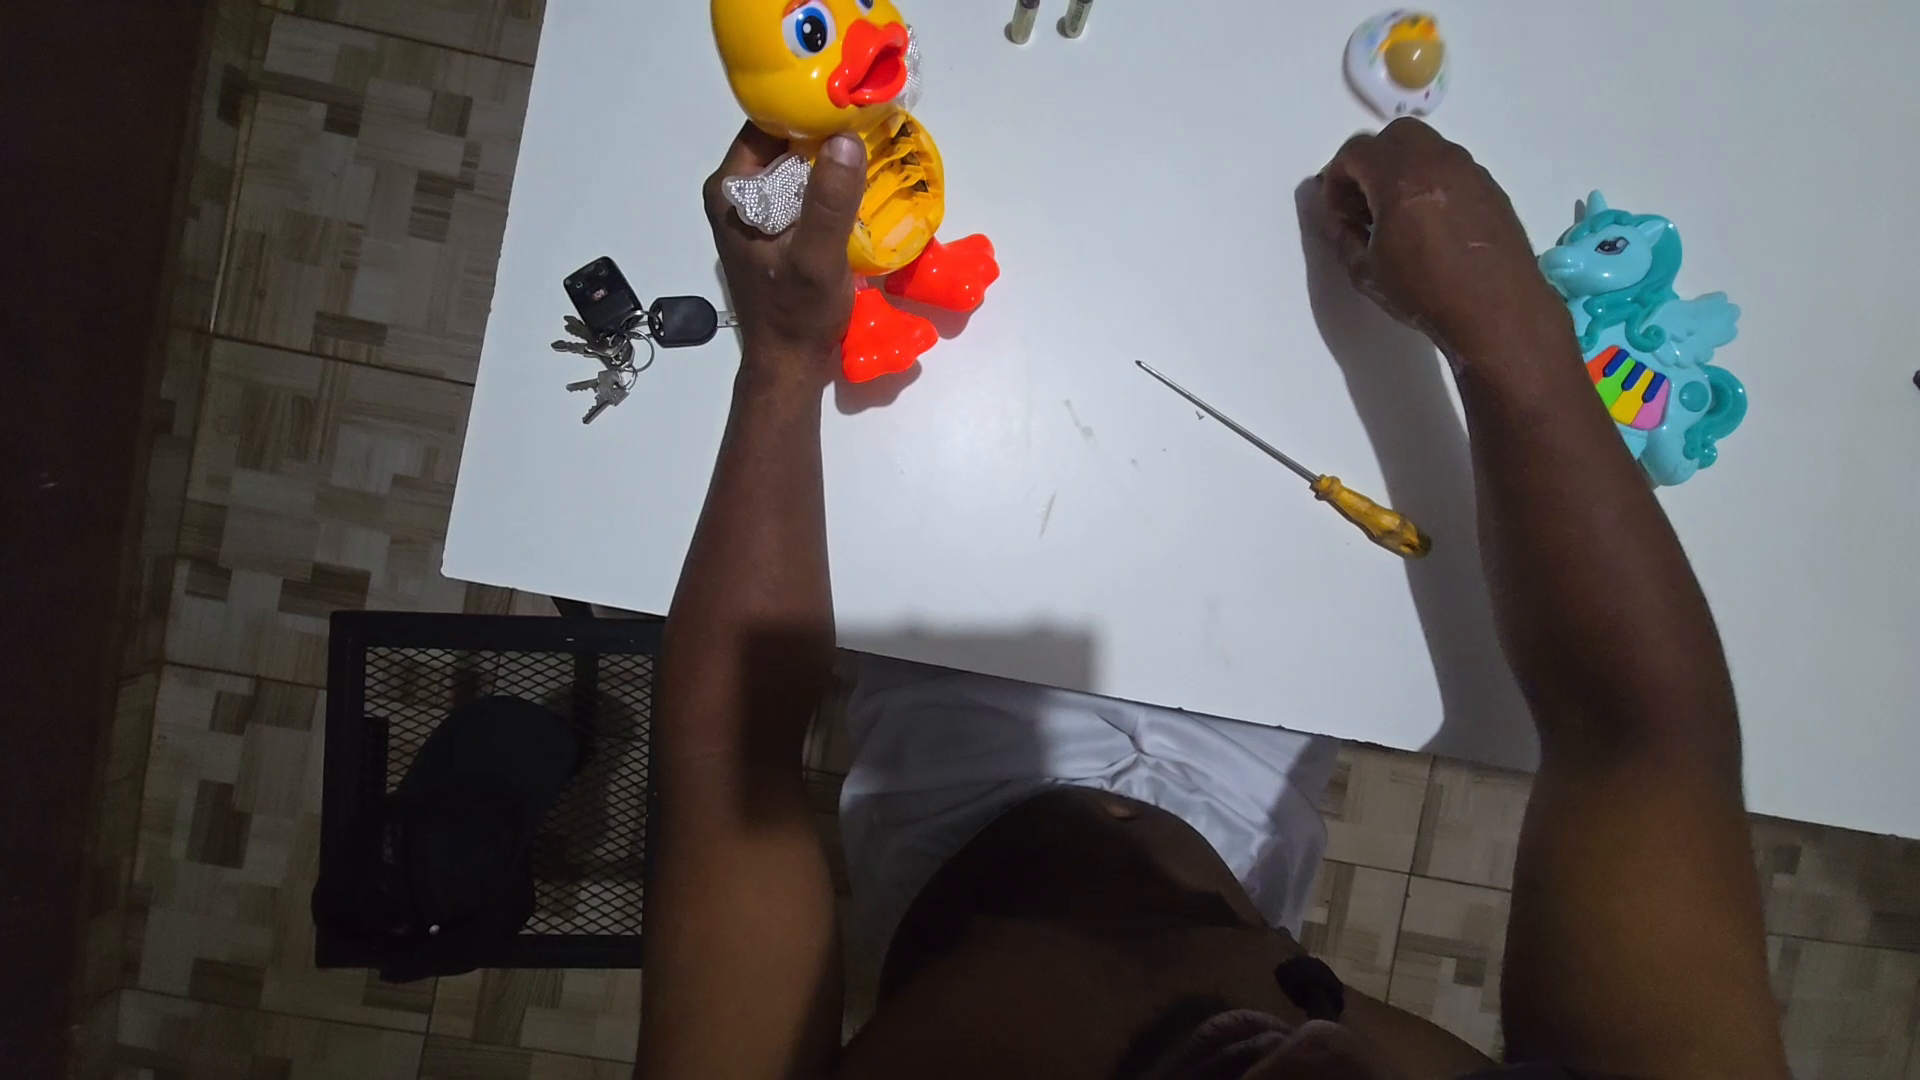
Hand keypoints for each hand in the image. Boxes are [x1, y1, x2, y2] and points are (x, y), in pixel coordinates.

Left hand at [703, 122, 867, 385]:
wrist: (789, 366)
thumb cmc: (796, 315)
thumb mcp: (816, 258)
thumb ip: (830, 202)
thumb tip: (847, 139)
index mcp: (730, 192)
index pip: (767, 126)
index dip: (808, 113)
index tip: (849, 109)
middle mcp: (736, 198)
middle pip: (783, 147)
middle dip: (824, 138)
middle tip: (868, 128)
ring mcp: (755, 218)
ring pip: (795, 173)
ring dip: (831, 166)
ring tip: (870, 155)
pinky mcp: (775, 236)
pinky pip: (802, 199)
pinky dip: (828, 193)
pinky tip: (859, 194)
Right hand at [1318, 118, 1564, 355]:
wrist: (1493, 306)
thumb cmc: (1421, 292)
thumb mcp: (1364, 272)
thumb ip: (1342, 236)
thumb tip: (1334, 218)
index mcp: (1400, 182)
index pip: (1356, 150)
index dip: (1336, 179)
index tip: (1338, 213)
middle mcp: (1436, 162)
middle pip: (1393, 135)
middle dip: (1368, 163)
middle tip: (1362, 205)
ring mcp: (1467, 168)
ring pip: (1423, 146)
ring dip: (1398, 170)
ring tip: (1393, 217)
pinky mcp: (1487, 184)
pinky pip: (1447, 165)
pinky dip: (1426, 181)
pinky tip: (1425, 224)